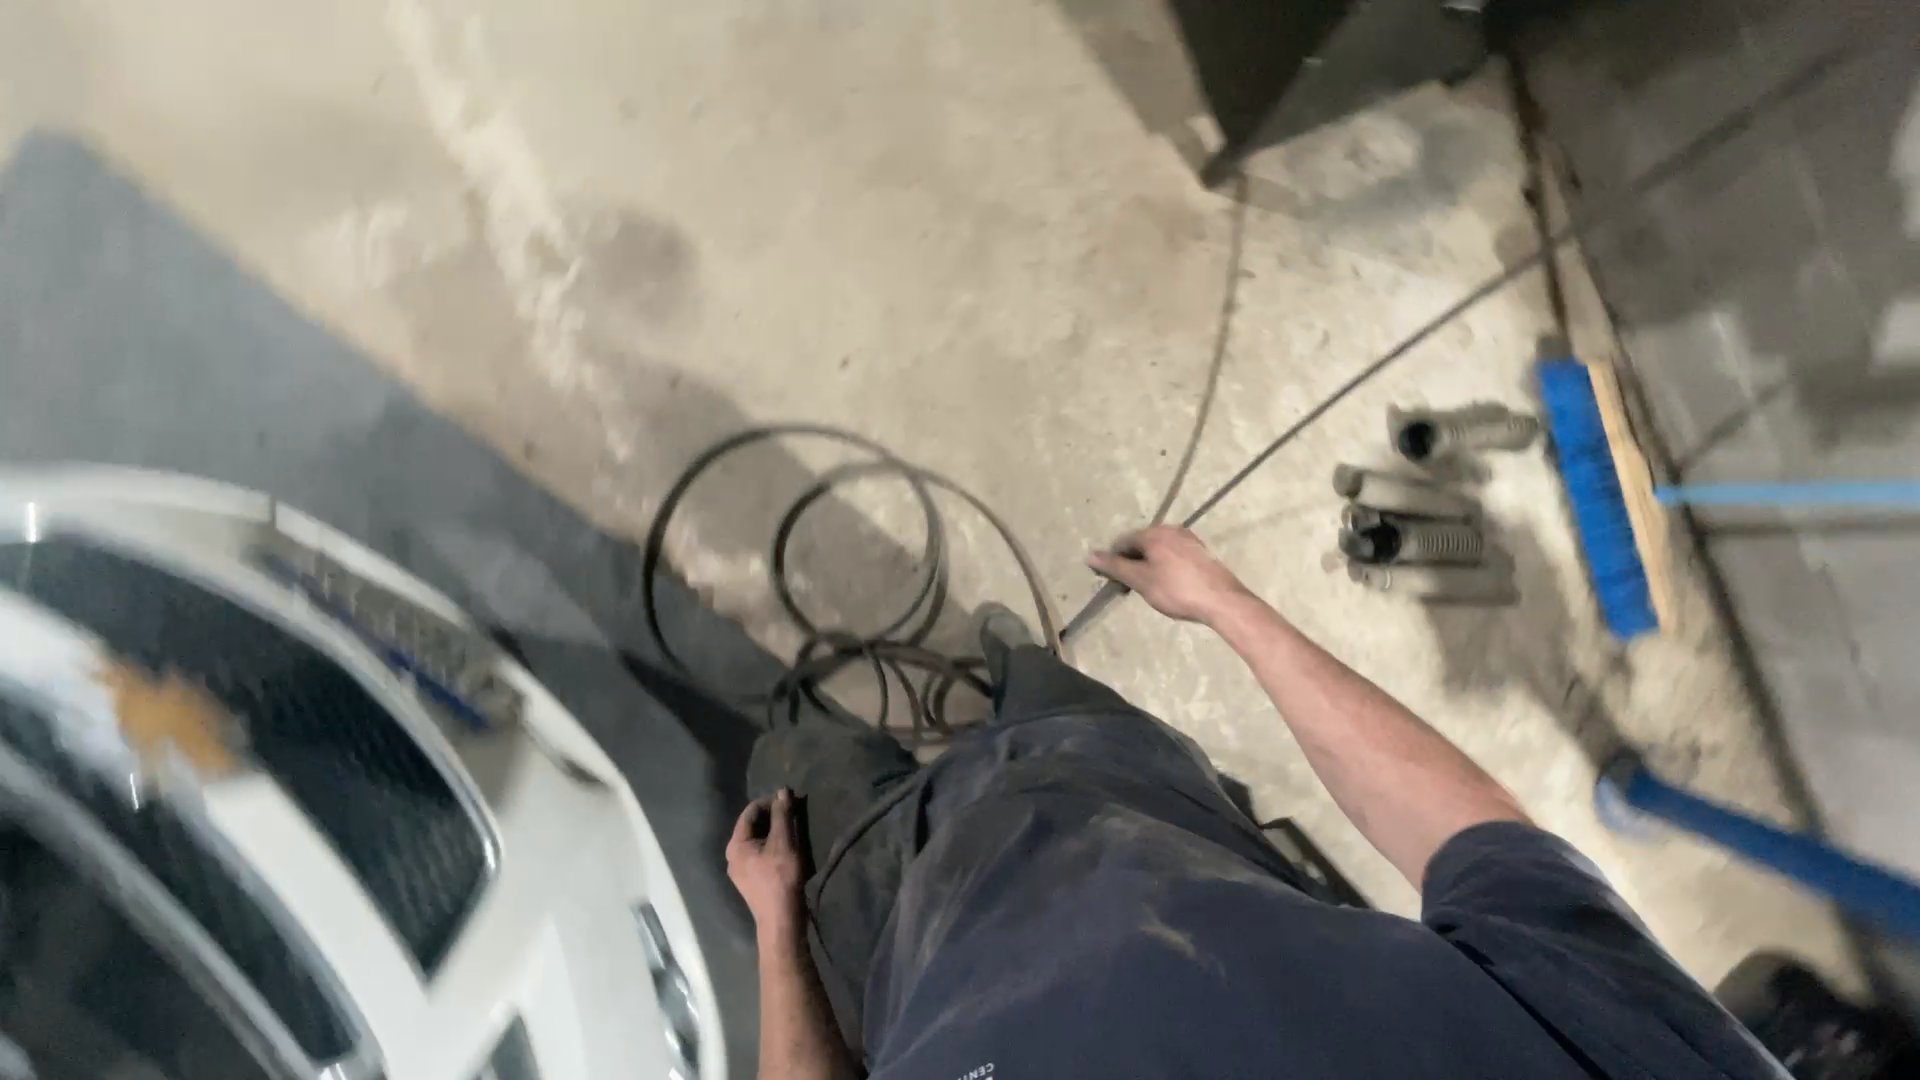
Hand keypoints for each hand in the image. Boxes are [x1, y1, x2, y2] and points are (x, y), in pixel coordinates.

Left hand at [727, 789, 804, 937]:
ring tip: (791, 826)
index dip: (769, 801)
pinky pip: (757, 852)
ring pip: (755, 839)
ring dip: (772, 830)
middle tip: (792, 811)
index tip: (789, 799)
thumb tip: (782, 790)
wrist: (781, 919)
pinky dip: (770, 844)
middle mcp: (732, 856)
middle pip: (751, 825)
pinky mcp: (749, 880)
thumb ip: (782, 814)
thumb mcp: (784, 841)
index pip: (750, 811)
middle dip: (771, 815)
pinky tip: (785, 846)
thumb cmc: (781, 877)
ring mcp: (739, 870)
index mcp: (736, 845)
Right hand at [1087, 525, 1253, 624]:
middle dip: (1132, 563)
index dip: (1113, 561)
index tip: (1115, 583)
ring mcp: (1189, 539)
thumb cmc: (1176, 590)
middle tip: (1132, 587)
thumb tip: (1090, 555)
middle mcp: (1171, 529)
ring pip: (1158, 549)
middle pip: (1140, 543)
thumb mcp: (1140, 580)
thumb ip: (1115, 567)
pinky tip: (1171, 584)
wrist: (1222, 601)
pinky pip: (1174, 554)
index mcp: (1153, 533)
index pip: (1122, 542)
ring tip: (1151, 588)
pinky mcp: (1201, 551)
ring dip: (1148, 565)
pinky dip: (1165, 566)